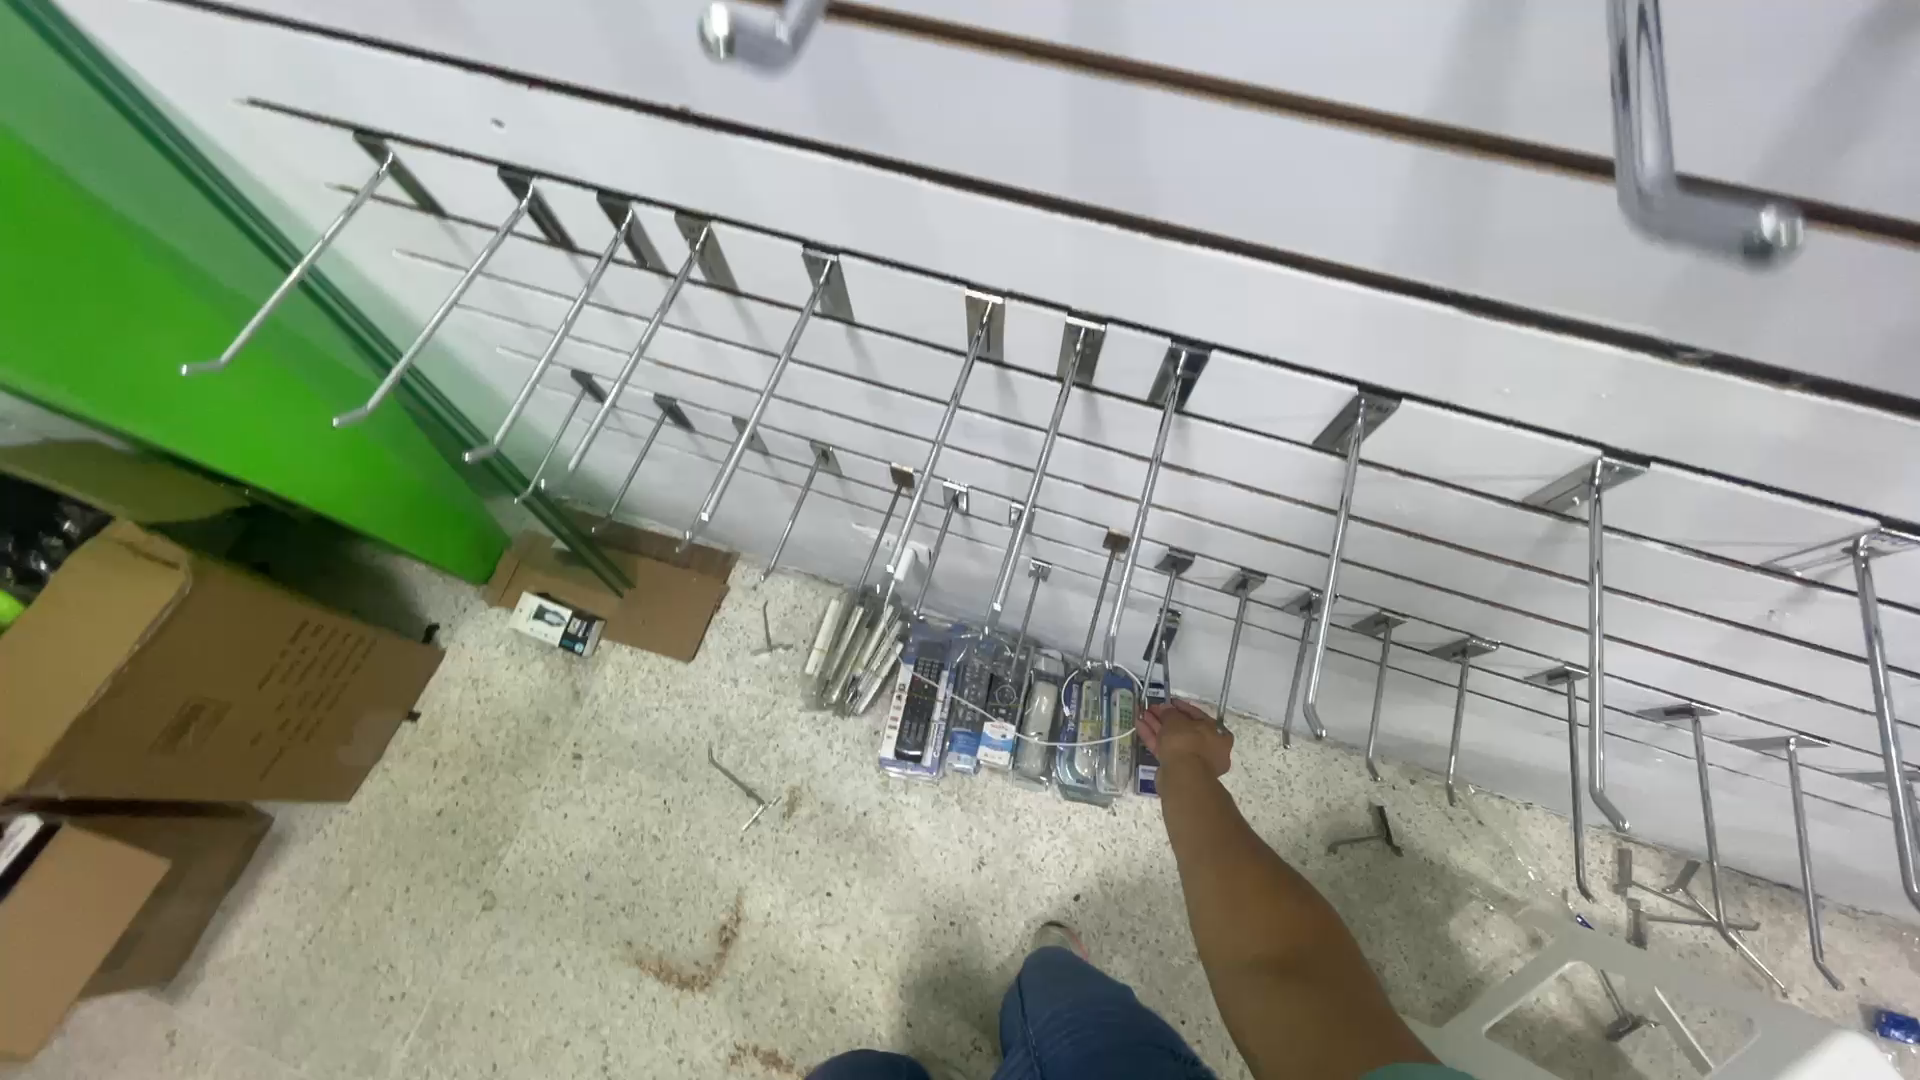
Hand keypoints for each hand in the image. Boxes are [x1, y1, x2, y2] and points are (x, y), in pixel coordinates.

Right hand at [1138, 699, 1232, 778]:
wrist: (1183, 775)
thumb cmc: (1187, 742)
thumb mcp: (1177, 721)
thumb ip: (1170, 712)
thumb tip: (1165, 708)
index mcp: (1218, 734)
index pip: (1198, 715)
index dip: (1181, 706)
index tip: (1168, 701)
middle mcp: (1208, 748)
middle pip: (1183, 728)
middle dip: (1166, 717)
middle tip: (1152, 708)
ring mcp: (1192, 760)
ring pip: (1172, 739)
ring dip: (1157, 726)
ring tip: (1143, 715)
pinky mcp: (1177, 769)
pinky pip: (1165, 749)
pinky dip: (1153, 738)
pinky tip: (1140, 726)